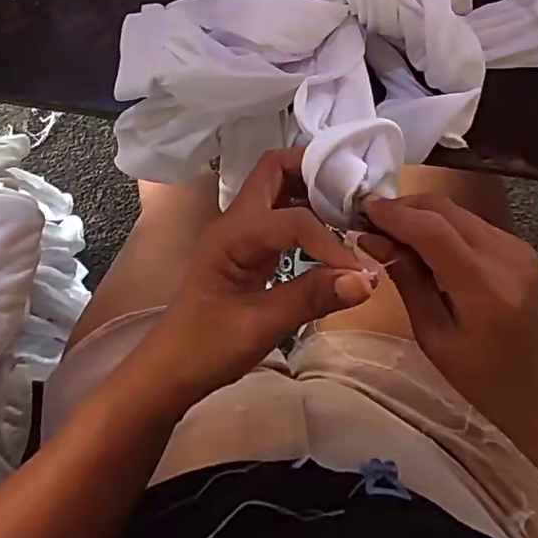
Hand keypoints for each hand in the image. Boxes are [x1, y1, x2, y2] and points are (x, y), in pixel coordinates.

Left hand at [123, 149, 375, 407]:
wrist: (173, 367)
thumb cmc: (207, 347)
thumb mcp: (260, 326)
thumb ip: (310, 297)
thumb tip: (365, 279)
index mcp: (232, 235)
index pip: (291, 218)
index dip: (329, 241)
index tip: (359, 271)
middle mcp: (236, 222)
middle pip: (274, 170)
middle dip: (315, 170)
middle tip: (355, 194)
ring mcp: (242, 233)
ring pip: (277, 188)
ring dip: (313, 189)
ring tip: (351, 212)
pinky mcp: (250, 249)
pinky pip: (281, 215)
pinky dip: (309, 215)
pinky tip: (333, 236)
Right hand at [361, 194, 537, 473]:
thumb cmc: (484, 379)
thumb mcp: (433, 337)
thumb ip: (406, 280)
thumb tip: (371, 238)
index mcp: (486, 288)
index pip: (432, 230)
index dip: (392, 214)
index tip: (359, 209)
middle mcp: (506, 257)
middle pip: (443, 209)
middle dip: (400, 207)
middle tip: (365, 218)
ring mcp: (517, 248)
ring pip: (454, 210)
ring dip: (416, 212)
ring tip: (385, 229)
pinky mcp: (517, 246)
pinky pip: (466, 221)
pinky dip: (436, 221)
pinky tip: (416, 239)